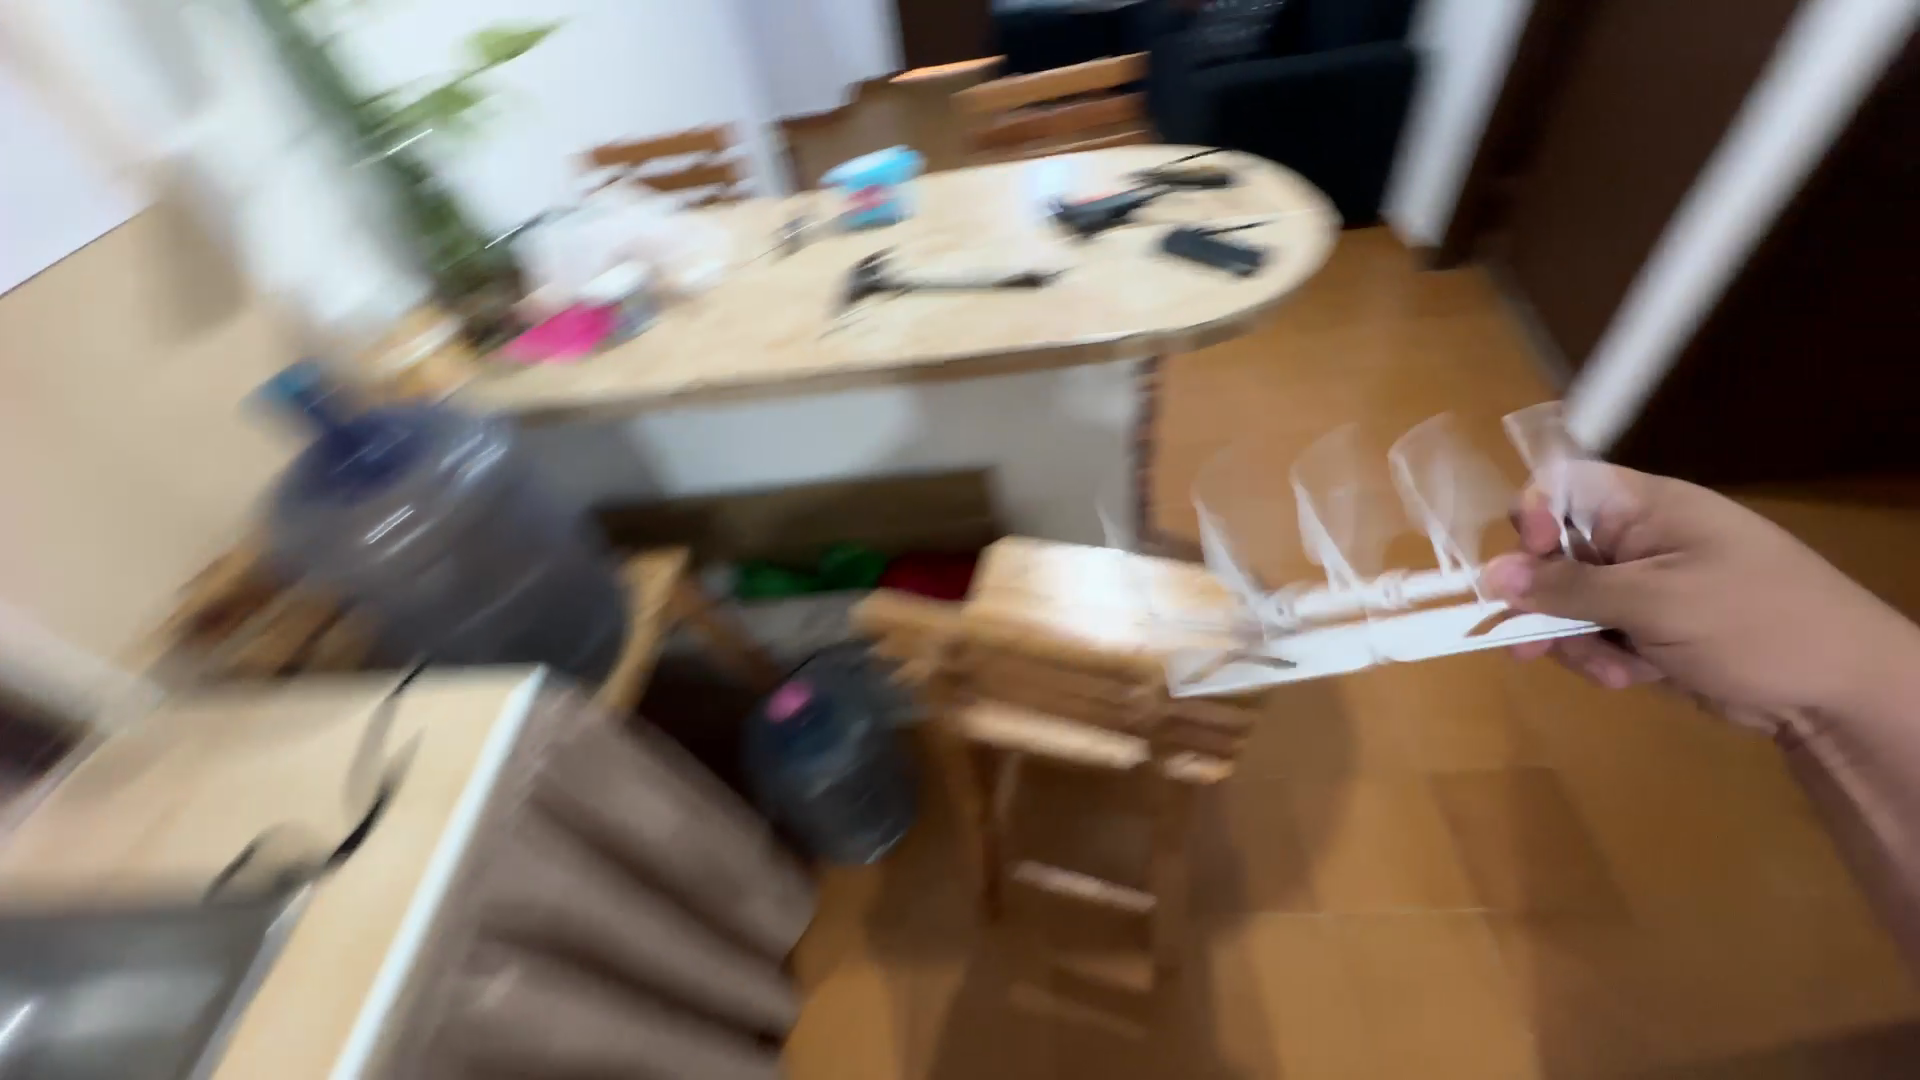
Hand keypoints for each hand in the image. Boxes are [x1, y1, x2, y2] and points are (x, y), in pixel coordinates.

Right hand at [1479, 462, 1919, 726]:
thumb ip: (1568, 588)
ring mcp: (1640, 583)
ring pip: (1563, 600)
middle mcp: (1638, 539)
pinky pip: (1589, 630)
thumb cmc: (1759, 626)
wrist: (1846, 697)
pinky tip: (1627, 676)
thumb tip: (1490, 577)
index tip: (1531, 554)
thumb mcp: (1656, 603)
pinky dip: (1598, 656)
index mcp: (1648, 510)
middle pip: (1550, 552)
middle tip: (1532, 639)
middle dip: (1541, 599)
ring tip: (1607, 670)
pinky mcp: (1643, 624)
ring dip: (1571, 638)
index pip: (1562, 486)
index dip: (1532, 514)